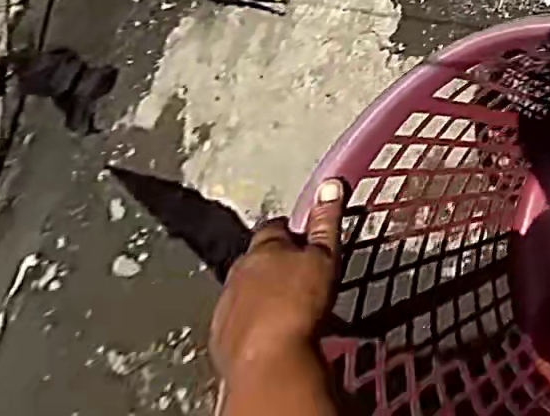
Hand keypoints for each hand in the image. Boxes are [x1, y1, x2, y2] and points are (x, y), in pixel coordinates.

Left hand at [210, 179, 344, 379]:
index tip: (306, 239)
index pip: (275, 226)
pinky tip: (268, 329)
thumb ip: (327, 221)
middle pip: (256, 257)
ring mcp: (225, 305)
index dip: (291, 231)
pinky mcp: (219, 337)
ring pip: (244, 288)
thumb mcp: (325, 256)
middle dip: (273, 262)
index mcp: (265, 247)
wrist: (269, 364)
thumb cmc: (301, 304)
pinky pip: (236, 319)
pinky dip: (249, 319)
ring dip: (260, 291)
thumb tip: (330, 185)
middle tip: (298, 274)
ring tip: (285, 304)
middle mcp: (238, 271)